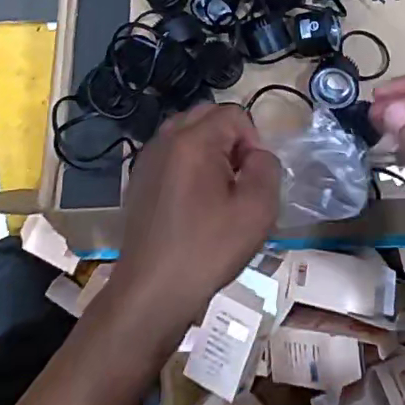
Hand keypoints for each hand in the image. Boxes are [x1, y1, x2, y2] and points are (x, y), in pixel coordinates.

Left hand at [115, 103, 278, 325]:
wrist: (152, 291)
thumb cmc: (208, 249)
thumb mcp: (257, 209)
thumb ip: (266, 168)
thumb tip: (256, 156)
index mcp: (193, 141)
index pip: (234, 114)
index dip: (253, 141)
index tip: (253, 178)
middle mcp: (165, 140)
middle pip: (207, 116)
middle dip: (230, 139)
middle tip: (239, 179)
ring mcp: (146, 160)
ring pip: (186, 133)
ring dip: (209, 150)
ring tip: (218, 190)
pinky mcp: (138, 181)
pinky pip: (170, 155)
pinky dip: (188, 165)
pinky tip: (193, 203)